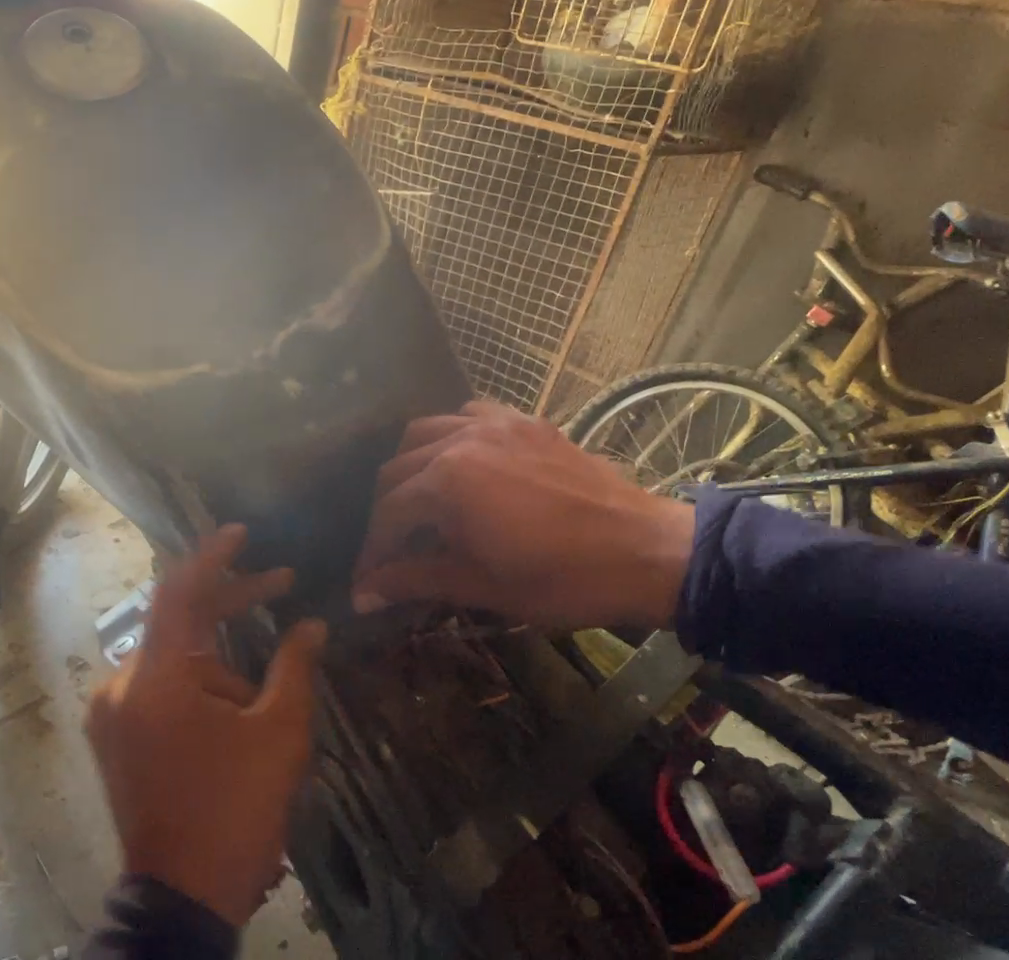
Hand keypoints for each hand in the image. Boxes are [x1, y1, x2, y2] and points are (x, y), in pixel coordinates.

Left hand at [85, 525, 328, 925]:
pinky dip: (197, 689)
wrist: (183, 895)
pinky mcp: (112, 737)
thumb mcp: (279, 733)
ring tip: (263, 706)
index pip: (178, 591)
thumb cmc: (235, 809)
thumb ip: (295, 667)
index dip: (213, 555)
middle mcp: (119, 683)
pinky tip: (233, 718)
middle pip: (178, 623)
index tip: (242, 532)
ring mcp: (110, 713)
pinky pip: (158, 689)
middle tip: (283, 585)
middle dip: (232, 605)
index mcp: (154, 677)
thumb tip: (312, 623)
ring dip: (221, 668)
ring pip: (174, 662)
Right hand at [351, 401, 694, 630]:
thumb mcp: (480, 585)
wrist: (646, 552)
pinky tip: (461, 463)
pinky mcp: (525, 421)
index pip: (387, 514)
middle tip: (391, 550)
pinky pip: (468, 414)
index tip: (366, 583)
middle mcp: (460, 440)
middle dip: (386, 512)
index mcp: (446, 482)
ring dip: (411, 467)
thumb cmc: (561, 579)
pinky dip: (451, 436)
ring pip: (425, 432)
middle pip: (397, 469)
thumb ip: (413, 580)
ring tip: (419, 503)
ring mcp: (495, 424)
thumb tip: (361, 594)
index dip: (372, 551)